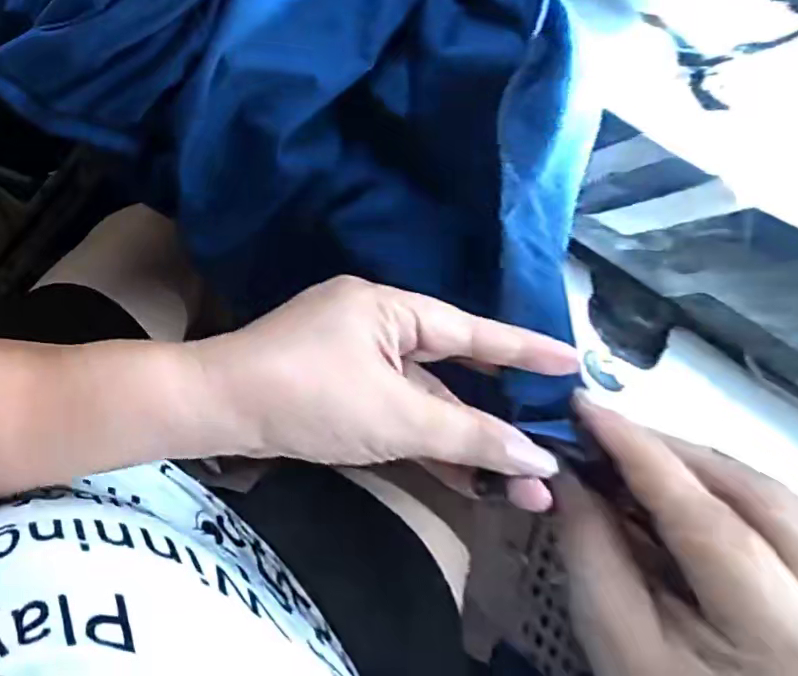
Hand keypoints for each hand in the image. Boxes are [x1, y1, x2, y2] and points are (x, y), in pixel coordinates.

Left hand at [197, 275, 578, 511]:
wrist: (220, 405)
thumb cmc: (311, 395)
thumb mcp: (399, 418)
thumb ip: (472, 437)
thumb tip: (538, 458)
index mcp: (379, 307)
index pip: (467, 327)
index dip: (523, 350)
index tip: (578, 363)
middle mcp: (363, 322)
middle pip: (447, 364)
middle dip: (500, 414)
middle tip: (563, 446)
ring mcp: (344, 354)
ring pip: (420, 395)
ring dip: (465, 439)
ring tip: (530, 490)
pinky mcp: (330, 385)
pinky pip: (391, 408)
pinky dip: (425, 440)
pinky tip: (471, 481)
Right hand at [556, 399, 797, 675]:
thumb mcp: (612, 629)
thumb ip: (588, 544)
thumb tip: (559, 466)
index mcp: (794, 644)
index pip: (709, 521)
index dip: (642, 453)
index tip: (583, 405)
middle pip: (769, 503)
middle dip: (675, 451)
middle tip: (602, 428)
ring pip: (794, 512)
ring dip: (706, 472)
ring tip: (637, 459)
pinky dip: (737, 502)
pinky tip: (685, 499)